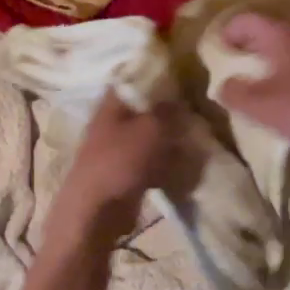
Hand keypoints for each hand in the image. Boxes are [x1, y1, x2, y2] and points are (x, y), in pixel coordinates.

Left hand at [51, 94, 192, 235]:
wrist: (96, 210)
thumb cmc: (121, 161)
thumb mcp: (151, 128)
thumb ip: (167, 110)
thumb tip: (179, 99)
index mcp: (111, 105)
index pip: (134, 80)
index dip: (158, 79)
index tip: (184, 82)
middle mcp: (110, 123)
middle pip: (144, 111)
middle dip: (169, 115)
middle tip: (194, 116)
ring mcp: (114, 150)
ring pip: (148, 138)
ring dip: (168, 142)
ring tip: (192, 142)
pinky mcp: (121, 174)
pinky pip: (148, 163)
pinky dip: (163, 165)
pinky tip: (181, 168)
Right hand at [215, 13, 289, 172]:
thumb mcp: (260, 108)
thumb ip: (234, 92)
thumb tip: (225, 84)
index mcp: (283, 33)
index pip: (245, 19)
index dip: (225, 33)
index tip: (216, 53)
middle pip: (269, 28)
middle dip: (249, 46)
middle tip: (236, 67)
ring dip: (272, 57)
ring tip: (261, 81)